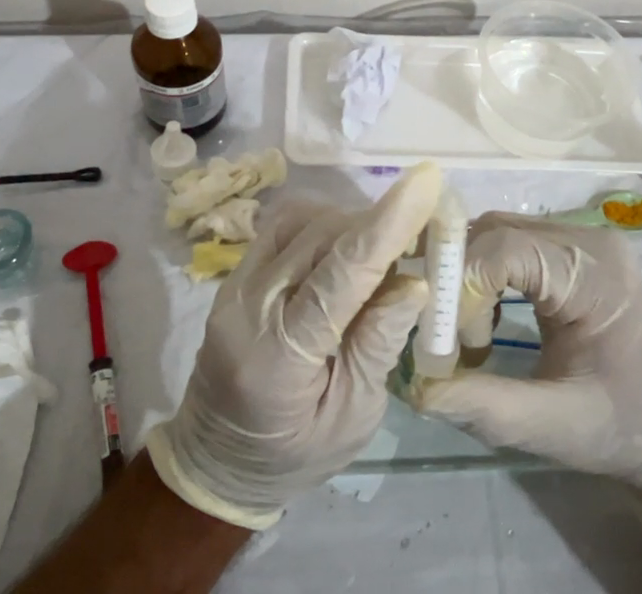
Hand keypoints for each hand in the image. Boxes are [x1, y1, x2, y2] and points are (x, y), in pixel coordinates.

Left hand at [146, 163, 440, 529]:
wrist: (216, 460)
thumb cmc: (295, 453)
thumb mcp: (352, 415)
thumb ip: (378, 345)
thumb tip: (415, 282)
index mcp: (281, 354)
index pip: (341, 274)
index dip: (386, 225)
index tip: (425, 182)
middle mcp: (250, 306)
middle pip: (323, 238)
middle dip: (377, 226)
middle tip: (420, 239)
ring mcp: (235, 286)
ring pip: (300, 222)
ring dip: (349, 224)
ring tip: (382, 252)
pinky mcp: (234, 276)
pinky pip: (281, 228)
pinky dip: (321, 226)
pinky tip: (344, 250)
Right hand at [411, 212, 641, 552]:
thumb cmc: (617, 428)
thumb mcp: (548, 427)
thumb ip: (481, 404)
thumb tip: (414, 386)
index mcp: (597, 277)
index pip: (505, 248)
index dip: (462, 284)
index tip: (448, 340)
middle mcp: (591, 240)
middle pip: (497, 231)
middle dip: (459, 279)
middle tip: (447, 336)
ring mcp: (584, 238)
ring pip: (498, 230)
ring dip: (468, 275)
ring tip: (466, 332)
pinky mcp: (573, 248)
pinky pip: (512, 240)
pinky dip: (485, 271)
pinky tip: (485, 315)